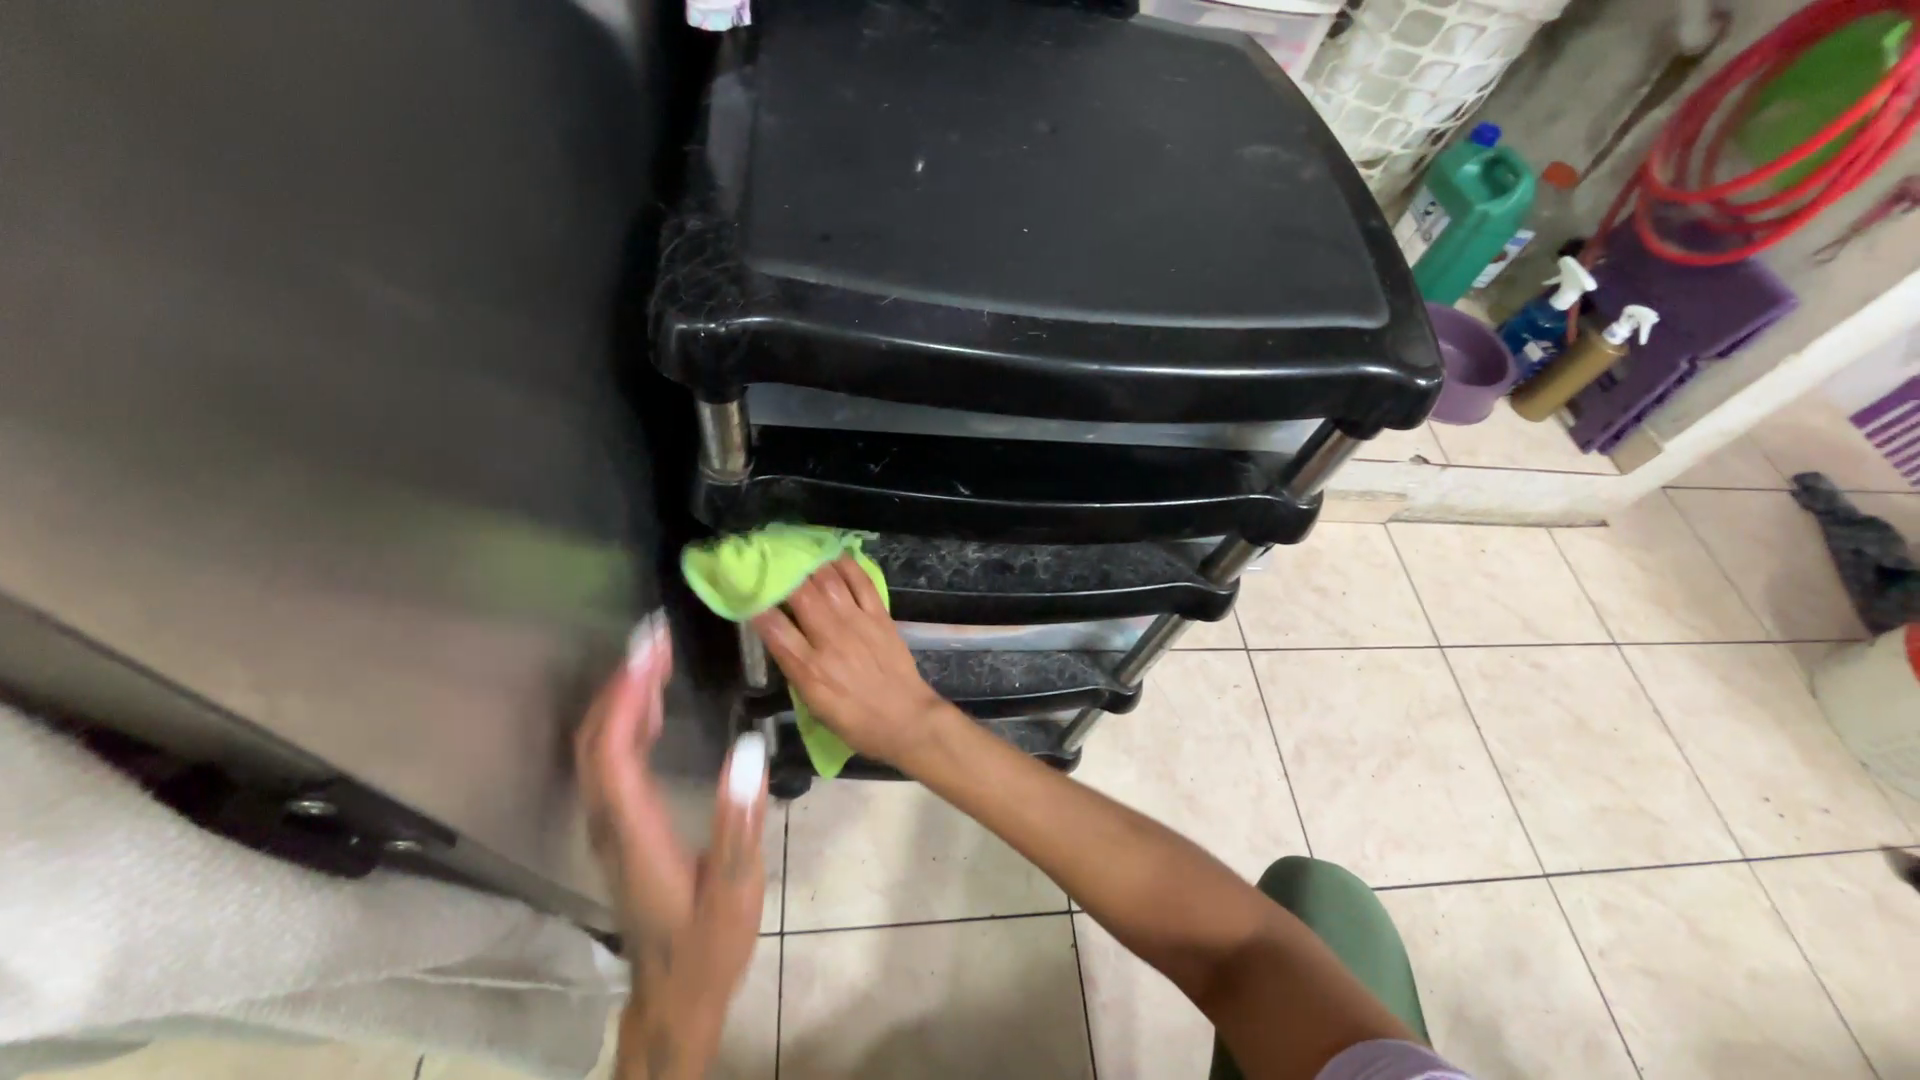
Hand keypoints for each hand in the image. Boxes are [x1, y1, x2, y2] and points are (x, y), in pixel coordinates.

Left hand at [574, 615, 767, 1079]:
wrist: (674, 994)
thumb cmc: (708, 943)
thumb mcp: (735, 887)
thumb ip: (739, 820)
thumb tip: (751, 749)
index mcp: (635, 830)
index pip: (613, 748)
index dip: (625, 694)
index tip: (650, 649)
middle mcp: (609, 822)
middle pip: (595, 740)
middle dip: (620, 683)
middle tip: (655, 639)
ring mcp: (608, 827)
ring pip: (595, 750)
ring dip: (619, 699)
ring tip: (655, 660)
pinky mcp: (617, 829)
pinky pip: (607, 763)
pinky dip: (624, 723)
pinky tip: (653, 709)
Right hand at [751, 556, 951, 765]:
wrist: (906, 720)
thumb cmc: (856, 722)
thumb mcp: (813, 705)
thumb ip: (794, 668)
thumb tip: (779, 638)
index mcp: (809, 669)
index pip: (773, 628)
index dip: (756, 605)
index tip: (745, 589)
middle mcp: (831, 640)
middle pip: (800, 596)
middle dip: (781, 574)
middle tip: (768, 560)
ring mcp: (858, 624)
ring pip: (829, 582)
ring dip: (810, 563)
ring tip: (796, 551)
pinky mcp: (880, 616)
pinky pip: (861, 582)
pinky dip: (846, 565)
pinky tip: (833, 555)